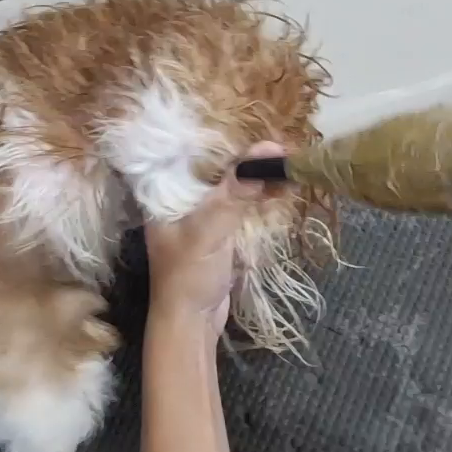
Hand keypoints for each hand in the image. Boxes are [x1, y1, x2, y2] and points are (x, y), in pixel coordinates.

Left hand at [143, 143, 280, 331]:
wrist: (191, 323)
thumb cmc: (188, 276)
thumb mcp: (209, 231)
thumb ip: (235, 194)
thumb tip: (267, 152)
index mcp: (163, 193)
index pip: (191, 152)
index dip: (223, 138)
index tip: (256, 128)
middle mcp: (179, 199)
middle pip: (215, 167)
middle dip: (246, 157)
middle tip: (282, 146)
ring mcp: (200, 215)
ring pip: (231, 185)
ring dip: (257, 176)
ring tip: (288, 162)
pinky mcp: (218, 230)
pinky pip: (240, 204)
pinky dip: (259, 195)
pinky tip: (282, 186)